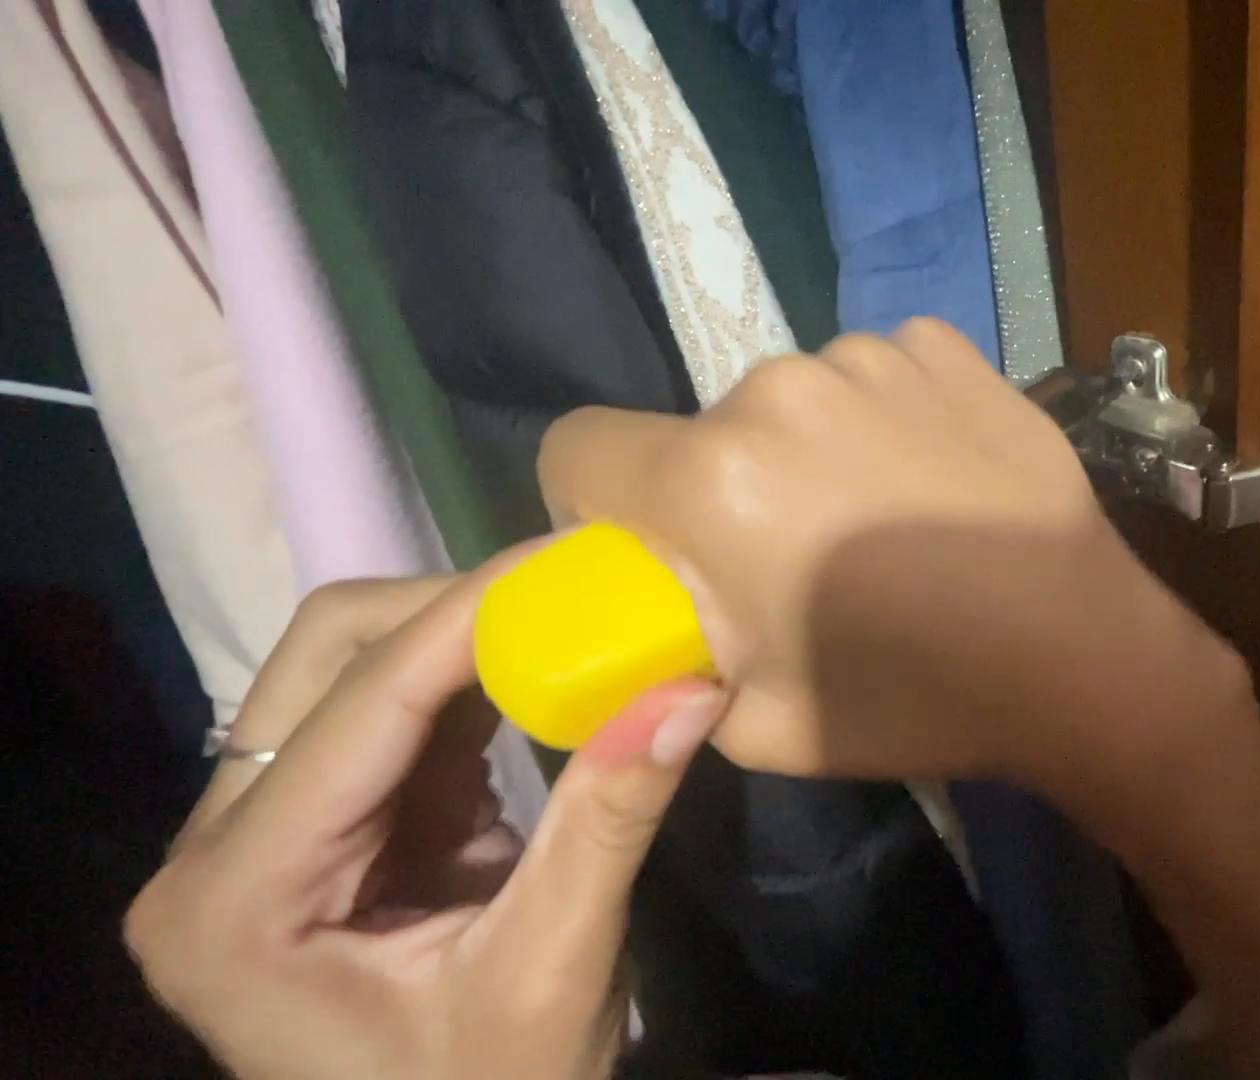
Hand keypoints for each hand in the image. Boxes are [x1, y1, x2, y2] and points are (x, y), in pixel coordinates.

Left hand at [125, 551, 726, 1079]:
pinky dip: (484, 671)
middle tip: (572, 592)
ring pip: (364, 662)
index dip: (471, 616)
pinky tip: (550, 661)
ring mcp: (284, 823)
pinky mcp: (351, 815)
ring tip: (572, 612)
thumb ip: (612, 817)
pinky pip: (409, 705)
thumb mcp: (555, 964)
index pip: (364, 703)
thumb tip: (693, 687)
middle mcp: (228, 841)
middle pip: (329, 655)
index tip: (571, 562)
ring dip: (473, 629)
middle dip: (455, 606)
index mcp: (241, 895)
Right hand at [537, 319, 1244, 809]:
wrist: (1077, 651)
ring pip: (793, 399)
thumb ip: (674, 657)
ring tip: (886, 519)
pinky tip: (936, 477)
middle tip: (799, 555)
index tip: (662, 548)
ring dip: (811, 451)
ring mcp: (873, 356)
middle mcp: (779, 389)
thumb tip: (657, 615)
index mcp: (713, 479)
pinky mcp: (947, 348)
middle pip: (701, 430)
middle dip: (726, 489)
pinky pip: (876, 373)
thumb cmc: (917, 698)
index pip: (578, 447)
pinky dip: (885, 419)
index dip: (600, 505)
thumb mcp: (759, 722)